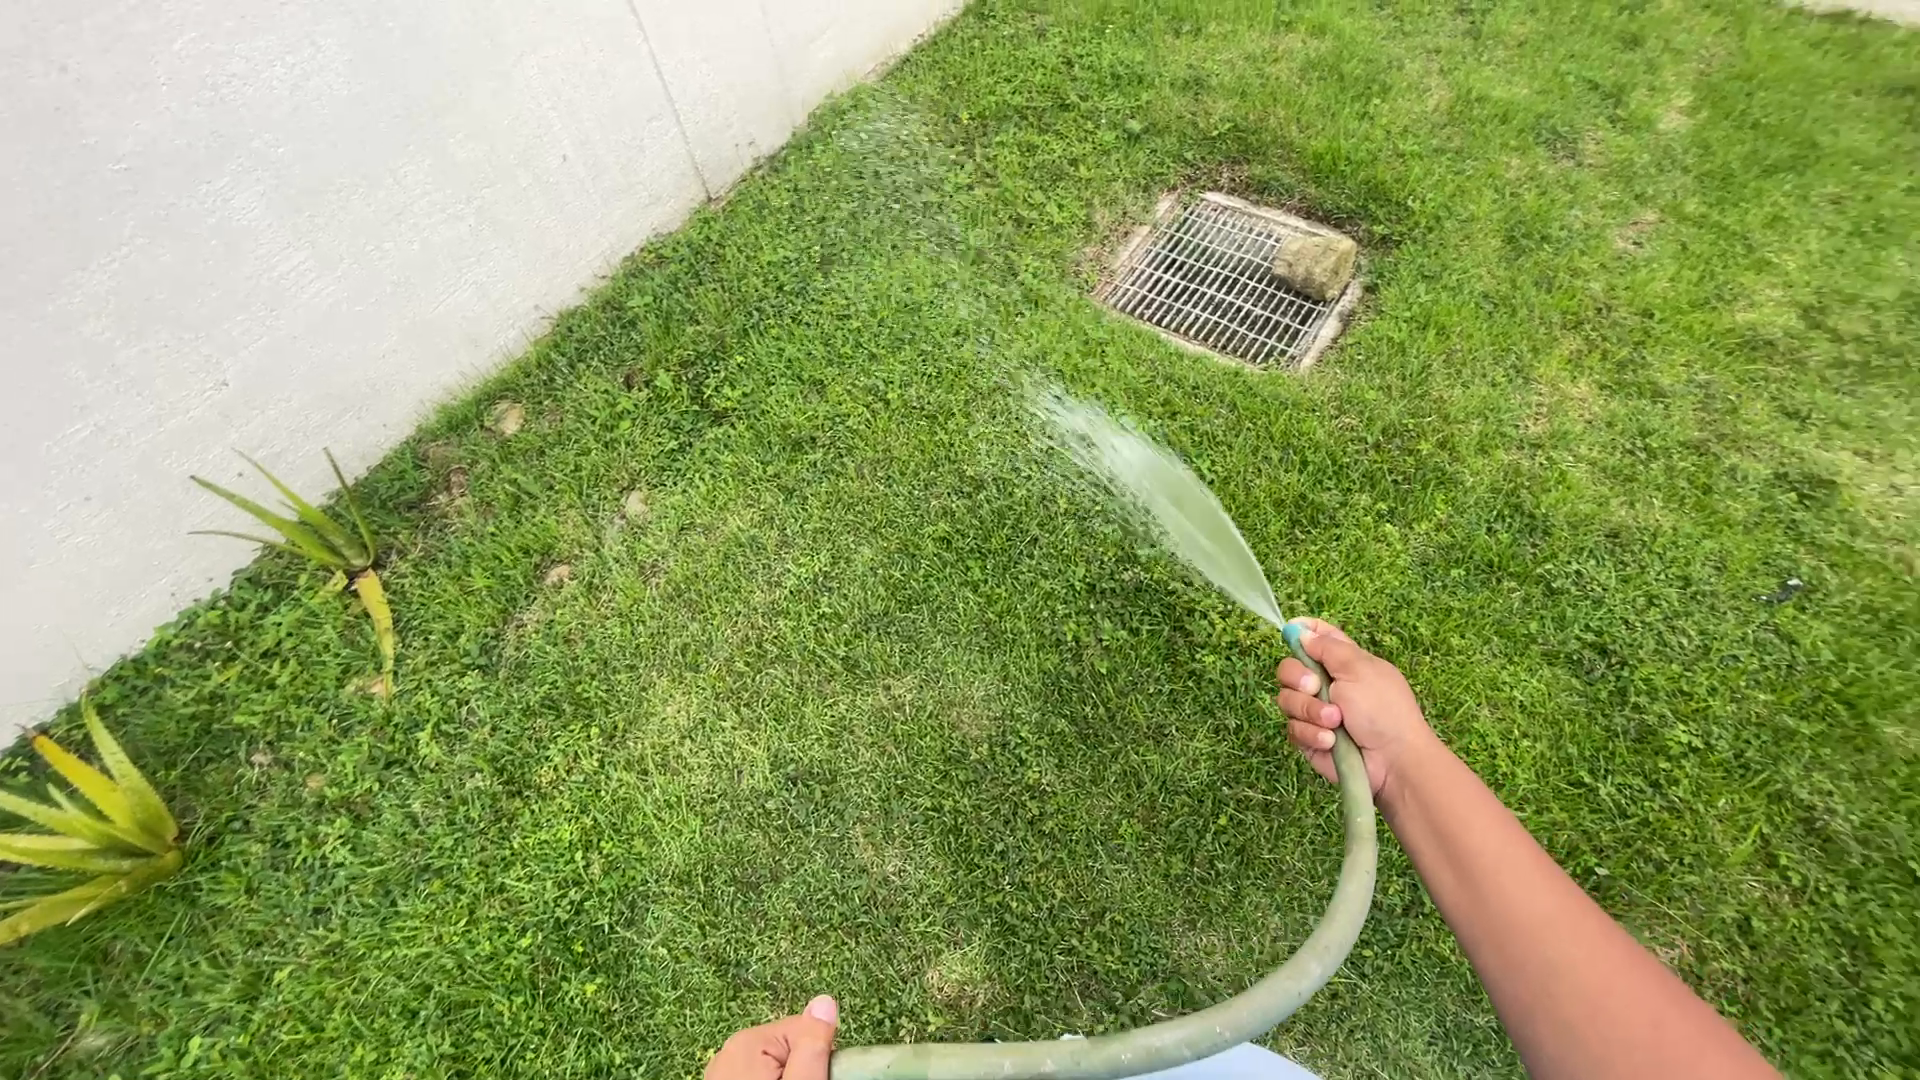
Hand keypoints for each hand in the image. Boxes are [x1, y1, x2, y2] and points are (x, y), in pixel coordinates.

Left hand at [705, 995, 838, 1079]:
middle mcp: (730, 1047)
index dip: (819, 1056)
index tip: (820, 1076)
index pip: (806, 1029)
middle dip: (800, 1066)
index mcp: (749, 1039)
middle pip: (789, 1046)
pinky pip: (754, 1074)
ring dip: (785, 1075)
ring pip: (773, 1063)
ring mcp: (721, 1070)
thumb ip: (812, 1043)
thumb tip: (825, 1000)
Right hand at [1276, 618, 1438, 798]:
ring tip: (1334, 722)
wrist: (1391, 760)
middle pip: (1288, 668)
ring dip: (1309, 710)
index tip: (1290, 631)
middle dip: (1297, 677)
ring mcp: (1314, 711)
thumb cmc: (1383, 709)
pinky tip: (1330, 741)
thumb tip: (1302, 632)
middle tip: (1315, 687)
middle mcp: (1325, 684)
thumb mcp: (1360, 669)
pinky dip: (1311, 733)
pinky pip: (1292, 727)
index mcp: (1342, 662)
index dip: (1301, 631)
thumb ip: (1328, 647)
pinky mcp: (1307, 736)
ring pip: (1286, 699)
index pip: (1316, 637)